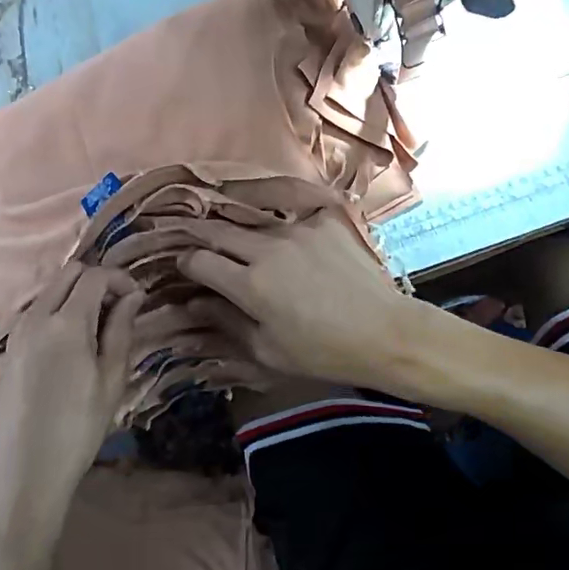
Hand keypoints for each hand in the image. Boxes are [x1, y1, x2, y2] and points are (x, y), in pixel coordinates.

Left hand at [0, 264, 145, 490]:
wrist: (23, 473)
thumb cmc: (77, 428)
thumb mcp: (111, 379)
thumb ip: (121, 329)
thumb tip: (132, 295)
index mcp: (66, 322)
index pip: (95, 275)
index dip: (120, 279)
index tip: (137, 299)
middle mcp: (37, 316)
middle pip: (70, 272)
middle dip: (98, 280)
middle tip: (119, 308)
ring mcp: (19, 330)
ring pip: (53, 288)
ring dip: (78, 293)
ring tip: (100, 326)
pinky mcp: (11, 347)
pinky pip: (39, 309)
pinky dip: (60, 309)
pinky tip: (75, 341)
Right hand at [176, 211, 443, 390]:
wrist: (383, 332)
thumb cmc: (322, 352)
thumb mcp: (267, 350)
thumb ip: (226, 322)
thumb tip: (192, 303)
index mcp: (251, 284)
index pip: (199, 260)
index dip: (185, 263)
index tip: (185, 268)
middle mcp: (268, 248)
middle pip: (218, 230)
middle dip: (202, 237)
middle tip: (198, 244)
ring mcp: (298, 229)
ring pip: (253, 223)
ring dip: (240, 232)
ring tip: (240, 241)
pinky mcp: (323, 220)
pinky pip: (290, 217)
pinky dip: (279, 227)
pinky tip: (284, 238)